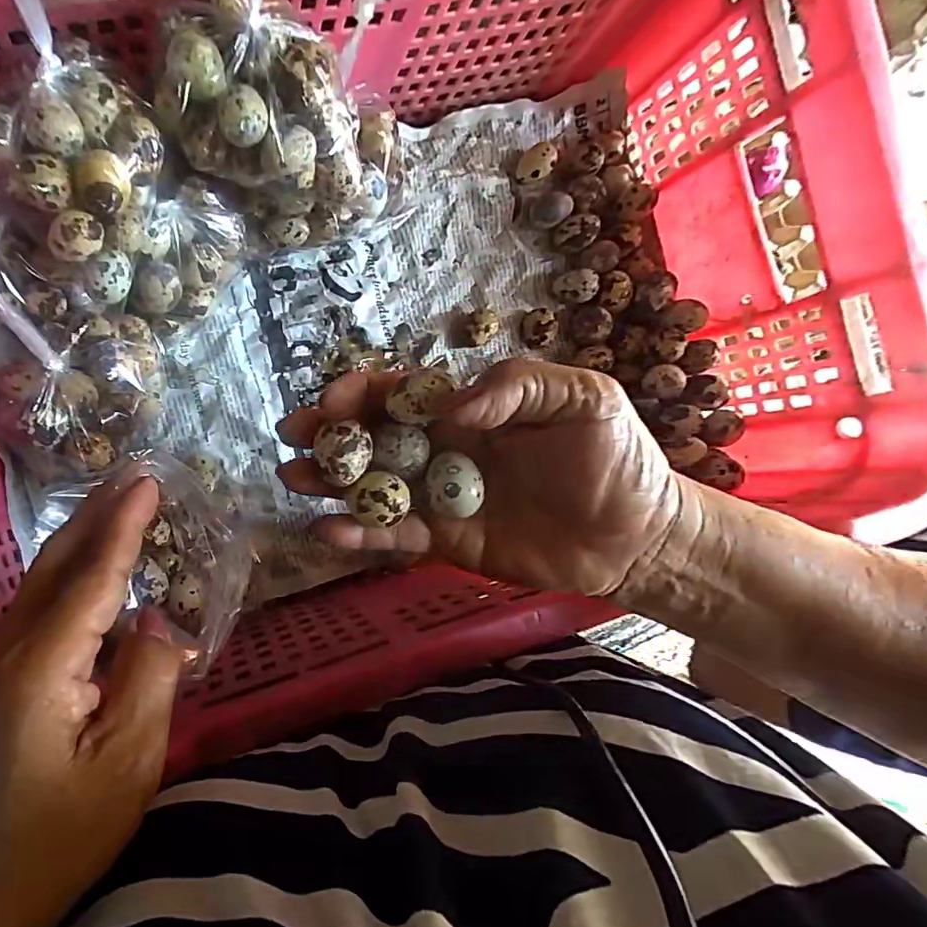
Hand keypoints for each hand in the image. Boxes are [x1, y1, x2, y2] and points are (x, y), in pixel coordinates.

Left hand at [0, 474, 185, 926]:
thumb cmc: (61, 833)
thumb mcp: (128, 761)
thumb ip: (150, 677)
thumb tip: (160, 621)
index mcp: (43, 662)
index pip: (94, 573)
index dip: (125, 524)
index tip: (149, 480)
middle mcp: (9, 645)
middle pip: (59, 562)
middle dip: (98, 514)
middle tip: (134, 474)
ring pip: (43, 580)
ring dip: (82, 539)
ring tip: (118, 507)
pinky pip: (37, 606)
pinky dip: (69, 574)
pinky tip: (89, 573)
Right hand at [278, 359, 685, 597]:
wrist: (636, 537)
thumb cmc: (613, 459)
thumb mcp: (582, 399)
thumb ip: (517, 386)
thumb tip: (450, 408)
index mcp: (466, 410)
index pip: (401, 393)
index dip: (361, 393)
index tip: (332, 402)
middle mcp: (440, 449)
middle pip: (371, 437)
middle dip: (328, 433)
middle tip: (290, 435)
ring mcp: (435, 497)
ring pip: (369, 485)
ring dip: (327, 481)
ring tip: (292, 477)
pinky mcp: (440, 540)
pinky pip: (390, 535)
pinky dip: (357, 534)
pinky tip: (325, 531)